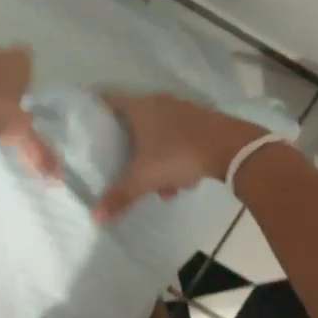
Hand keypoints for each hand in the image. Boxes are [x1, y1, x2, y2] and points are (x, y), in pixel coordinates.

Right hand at [93, 92, 267, 222]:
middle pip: (132, 121)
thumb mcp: (145, 179)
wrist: (232, 148)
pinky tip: (183, 183)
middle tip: (122, 166)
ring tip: (162, 188)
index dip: (93, 111)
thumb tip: (96, 218)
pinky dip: (176, 159)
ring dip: (156, 160)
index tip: (85, 127)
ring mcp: (182, 110)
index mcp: (138, 107)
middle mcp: (158, 102)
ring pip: (158, 134)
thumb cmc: (178, 155)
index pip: (106, 100)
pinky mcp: (201, 121)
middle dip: (128, 148)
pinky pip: (178, 138)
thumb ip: (120, 196)